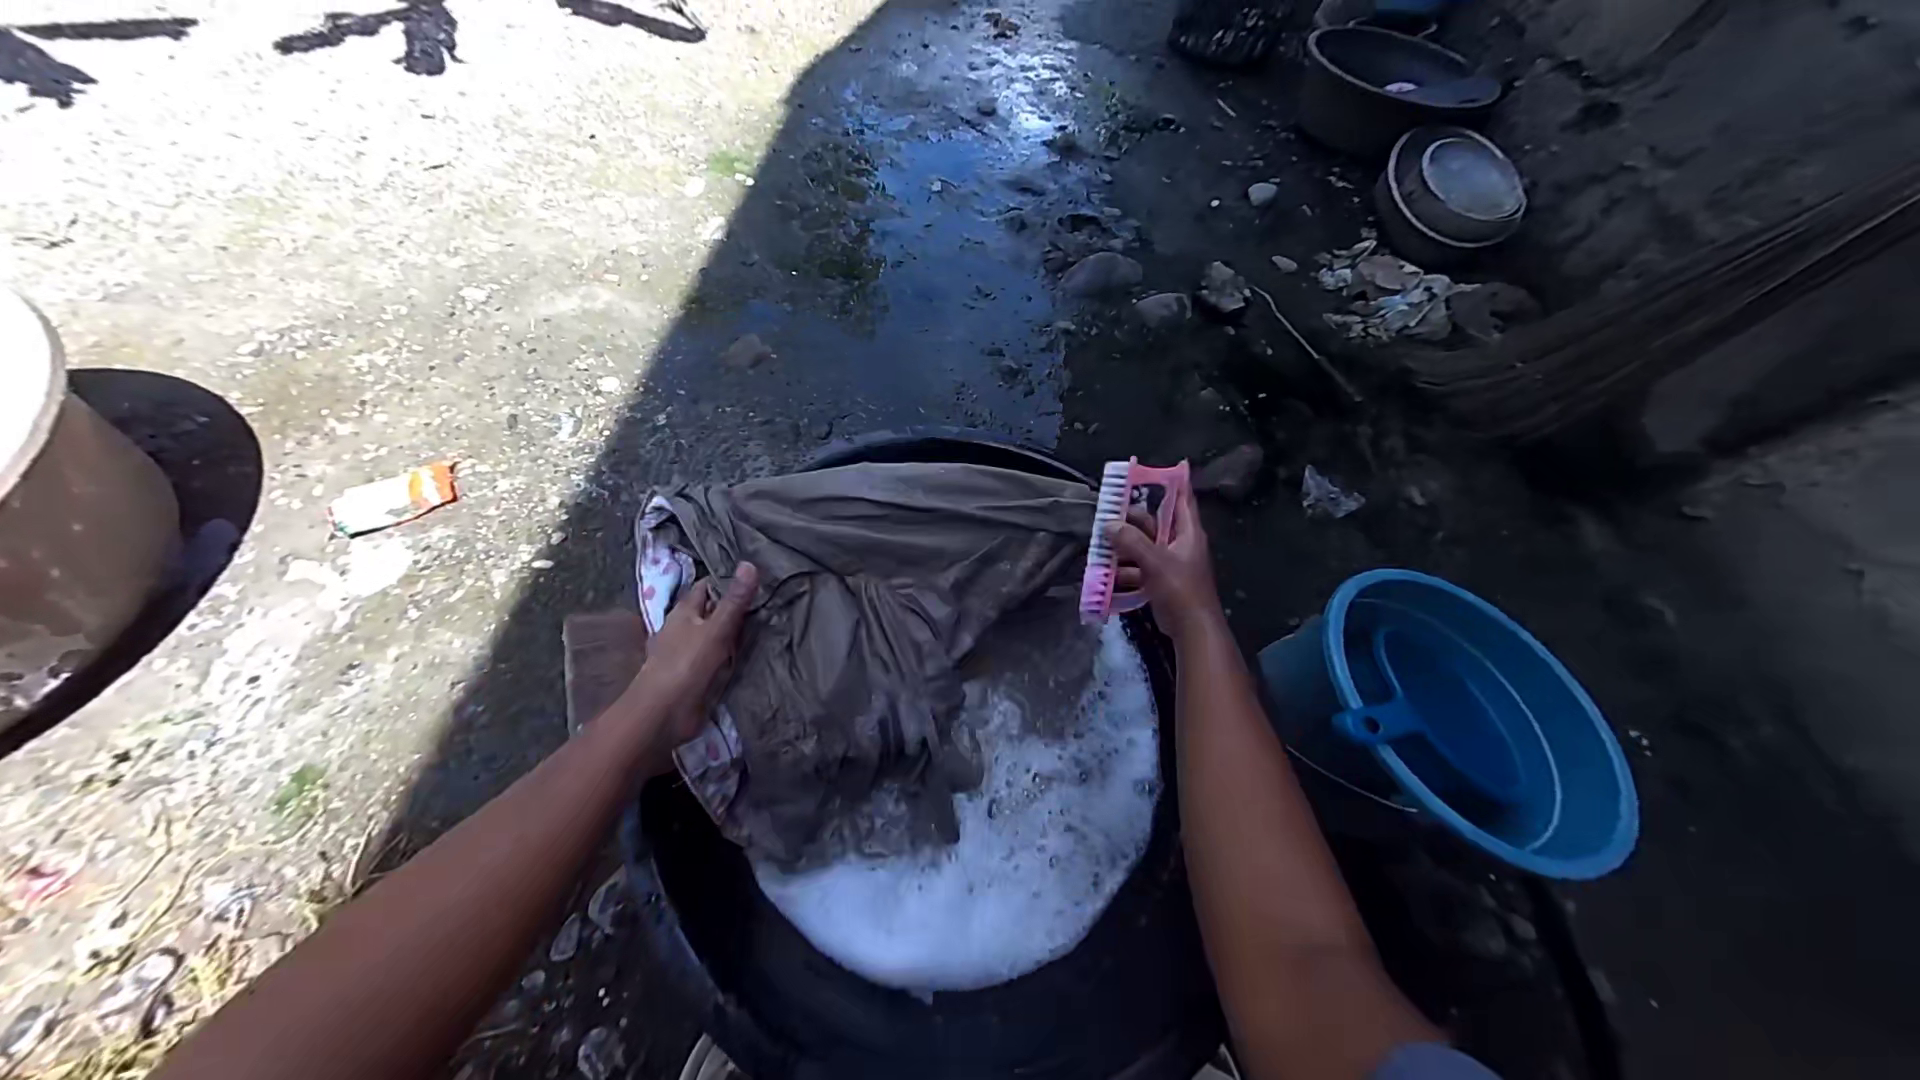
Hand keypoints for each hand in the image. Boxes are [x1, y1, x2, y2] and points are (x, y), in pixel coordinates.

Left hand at [621, 562, 759, 752]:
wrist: (664, 714)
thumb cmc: (686, 665)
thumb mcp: (716, 629)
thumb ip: (734, 601)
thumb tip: (749, 563)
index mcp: (683, 613)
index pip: (706, 587)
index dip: (727, 580)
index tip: (756, 578)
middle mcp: (684, 630)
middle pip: (712, 611)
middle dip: (735, 607)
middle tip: (770, 600)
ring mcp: (689, 654)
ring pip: (716, 635)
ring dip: (735, 633)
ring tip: (768, 624)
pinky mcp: (695, 676)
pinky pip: (719, 659)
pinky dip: (732, 656)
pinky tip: (750, 656)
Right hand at [1109, 486, 1224, 644]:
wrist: (1193, 629)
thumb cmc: (1181, 590)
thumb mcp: (1155, 562)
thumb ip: (1131, 542)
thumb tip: (1109, 524)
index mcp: (1188, 533)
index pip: (1183, 499)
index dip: (1178, 481)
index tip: (1174, 463)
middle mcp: (1180, 544)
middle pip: (1154, 524)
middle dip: (1131, 520)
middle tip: (1107, 513)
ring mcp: (1169, 563)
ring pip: (1143, 546)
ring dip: (1123, 547)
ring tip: (1101, 545)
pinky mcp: (1160, 581)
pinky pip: (1139, 568)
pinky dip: (1125, 569)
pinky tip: (1107, 572)